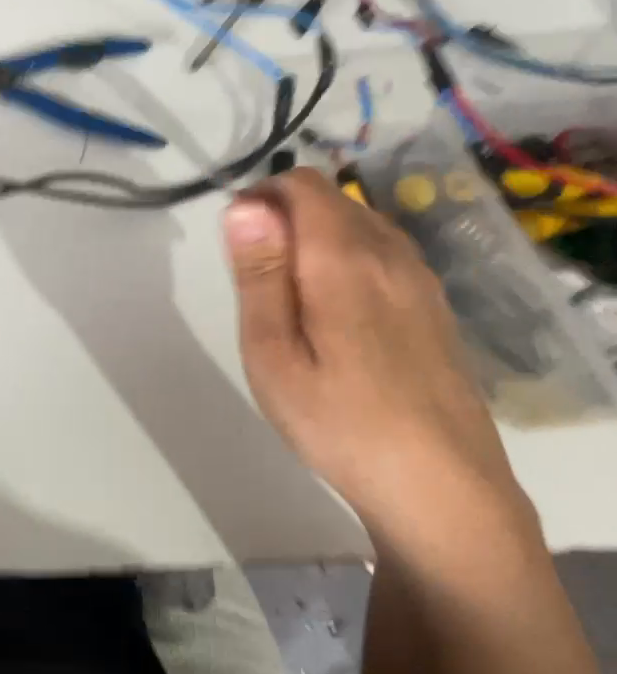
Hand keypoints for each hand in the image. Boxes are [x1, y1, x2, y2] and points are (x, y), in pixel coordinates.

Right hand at [221, 169, 534, 545]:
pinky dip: (344, 259)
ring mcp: (422, 285)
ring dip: (313, 237)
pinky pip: (383, 255)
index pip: (306, 186)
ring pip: (361, 226)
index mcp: (346, 262)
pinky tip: (328, 311)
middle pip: (334, 201)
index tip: (233, 240)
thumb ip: (259, 274)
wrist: (441, 487)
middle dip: (282, 216)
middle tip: (250, 278)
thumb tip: (245, 205)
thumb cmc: (335, 420)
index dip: (261, 194)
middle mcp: (393, 259)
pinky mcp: (434, 311)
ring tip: (283, 297)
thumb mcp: (270, 350)